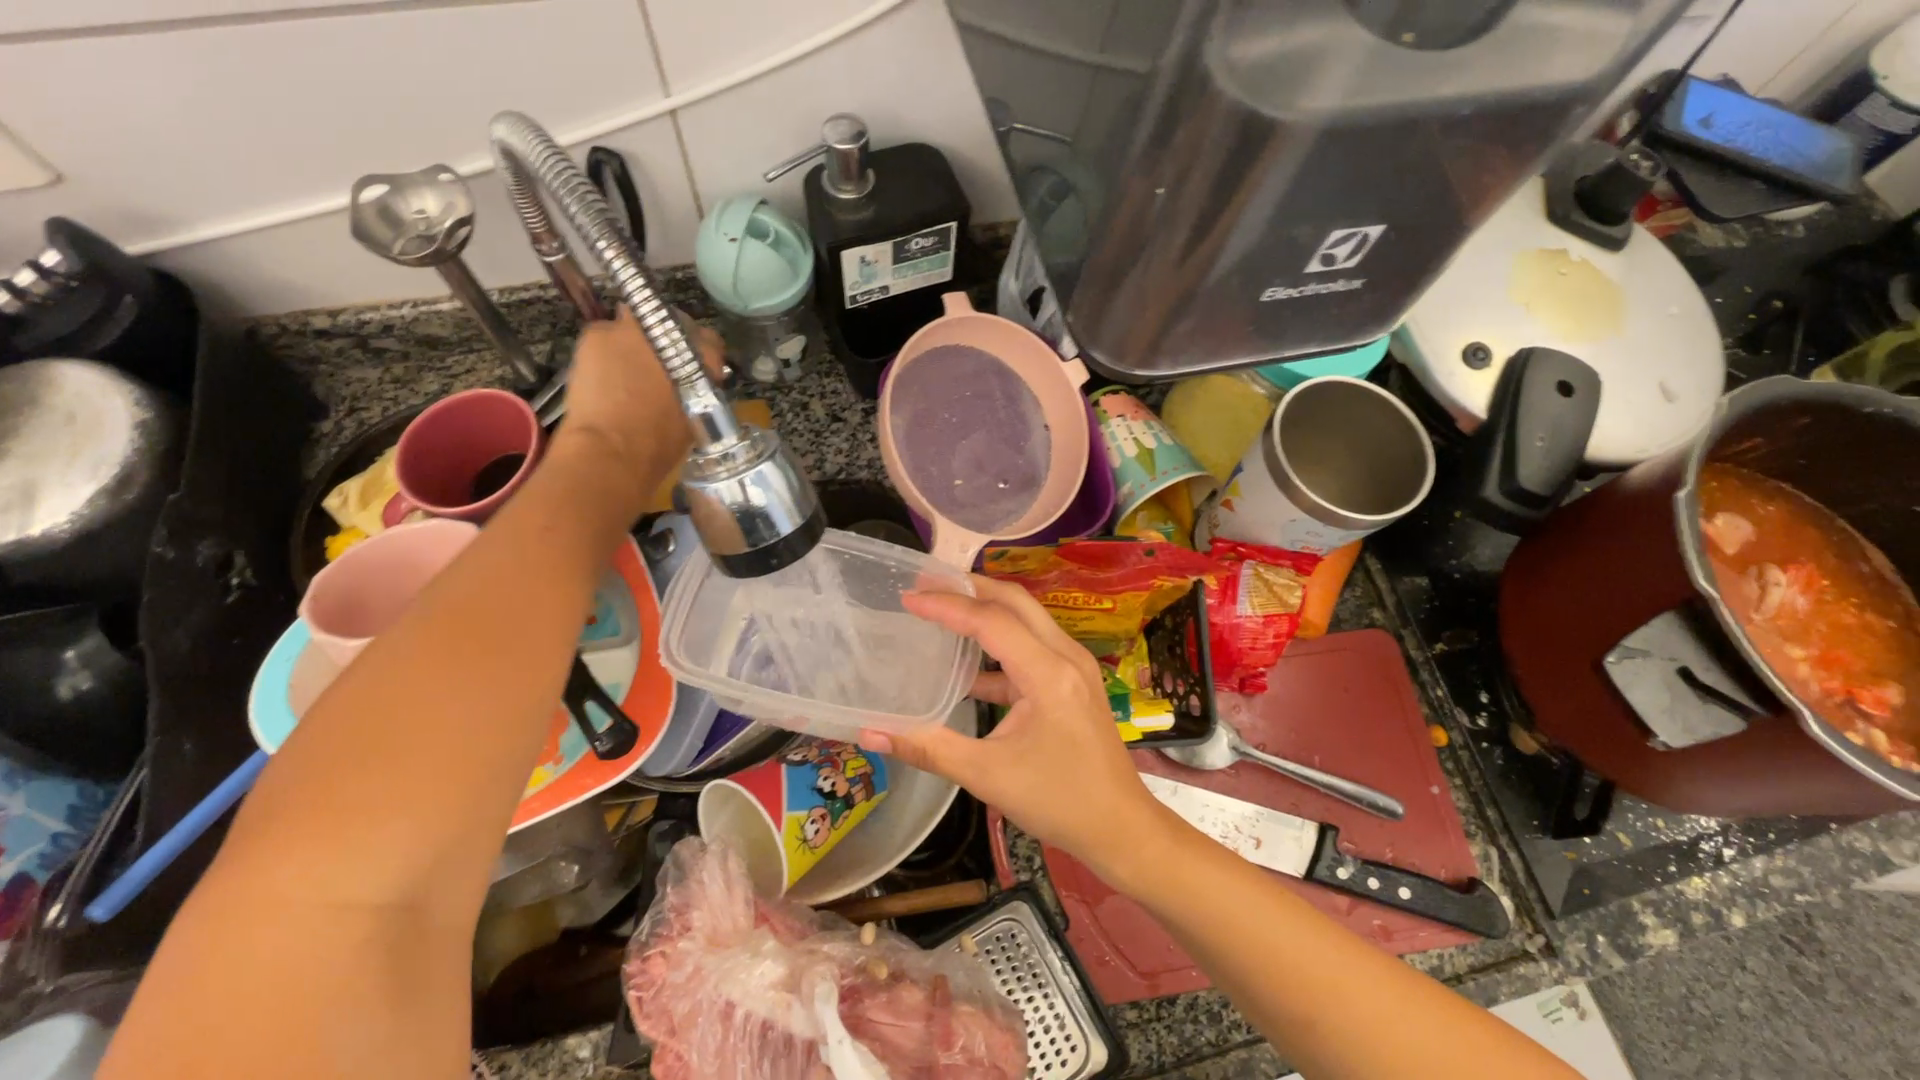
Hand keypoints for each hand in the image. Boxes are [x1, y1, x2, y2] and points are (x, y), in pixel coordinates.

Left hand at [558, 309, 722, 499]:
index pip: (709, 341)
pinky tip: (599, 374)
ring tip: (622, 370)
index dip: (698, 353)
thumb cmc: (658, 446)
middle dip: (663, 339)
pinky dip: (602, 350)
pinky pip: (602, 335)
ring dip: (630, 340)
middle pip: (671, 323)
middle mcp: (671, 334)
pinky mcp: (597, 333)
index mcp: (702, 359)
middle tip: (653, 365)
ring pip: (633, 323)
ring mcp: (632, 329)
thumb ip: (695, 393)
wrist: (611, 450)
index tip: (689, 367)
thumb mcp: (694, 420)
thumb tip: (687, 387)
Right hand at [864, 577, 1170, 877]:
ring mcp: (1074, 668)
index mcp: (1048, 673)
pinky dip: (999, 646)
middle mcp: (1066, 657)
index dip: (946, 605)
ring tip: (942, 610)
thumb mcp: (986, 776)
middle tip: (926, 581)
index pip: (990, 621)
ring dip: (985, 611)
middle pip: (1015, 602)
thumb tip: (870, 733)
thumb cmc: (1058, 801)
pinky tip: (966, 669)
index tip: (907, 597)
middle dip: (969, 588)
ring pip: (1026, 621)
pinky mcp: (1073, 683)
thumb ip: (927, 749)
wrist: (1120, 828)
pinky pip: (1032, 648)